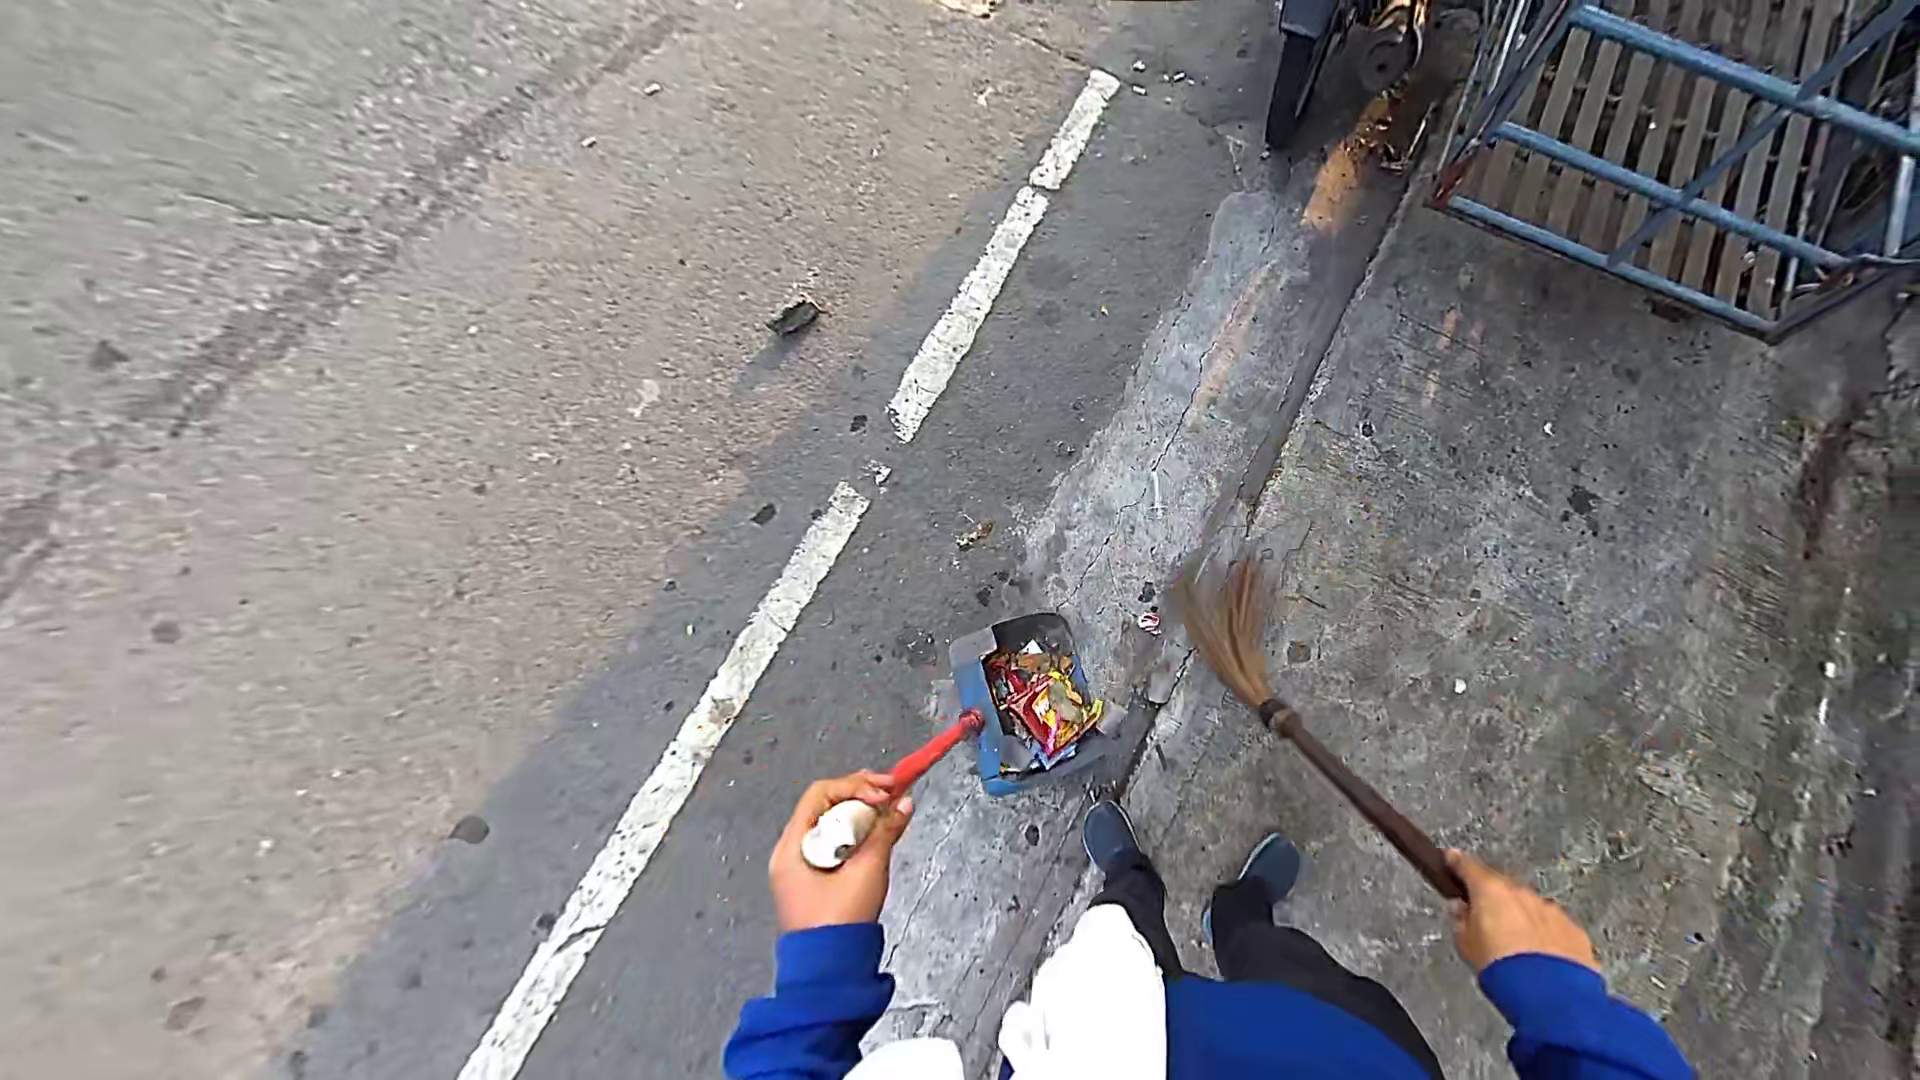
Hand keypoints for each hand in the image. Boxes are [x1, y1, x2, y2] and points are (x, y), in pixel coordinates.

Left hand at [768, 771, 914, 931]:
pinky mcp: (815, 879)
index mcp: (793, 846)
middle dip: (860, 793)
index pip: (821, 793)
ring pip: (831, 822)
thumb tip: (904, 803)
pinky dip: (856, 830)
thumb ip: (886, 831)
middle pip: (825, 804)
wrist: (829, 978)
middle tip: (890, 791)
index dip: (855, 785)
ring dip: (860, 810)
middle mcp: (791, 851)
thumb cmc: (841, 923)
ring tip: (887, 806)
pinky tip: (876, 829)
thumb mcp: (868, 870)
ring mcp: (801, 866)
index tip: (884, 791)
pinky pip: (834, 841)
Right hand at [1446, 850, 1597, 973]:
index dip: (1455, 862)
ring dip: (1520, 914)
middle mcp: (1519, 892)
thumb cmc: (1500, 965)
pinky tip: (1542, 953)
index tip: (1450, 859)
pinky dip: (1545, 932)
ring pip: (1529, 905)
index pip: (1466, 864)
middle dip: (1492, 895)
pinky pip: (1553, 924)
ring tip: (1517, 940)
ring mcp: (1550, 910)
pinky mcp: (1576, 932)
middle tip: (1485, 914)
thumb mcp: (1465, 943)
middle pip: (1500, 885)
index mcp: (1488, 889)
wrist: (1553, 998)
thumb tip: (1460, 909)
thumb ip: (1459, 919)